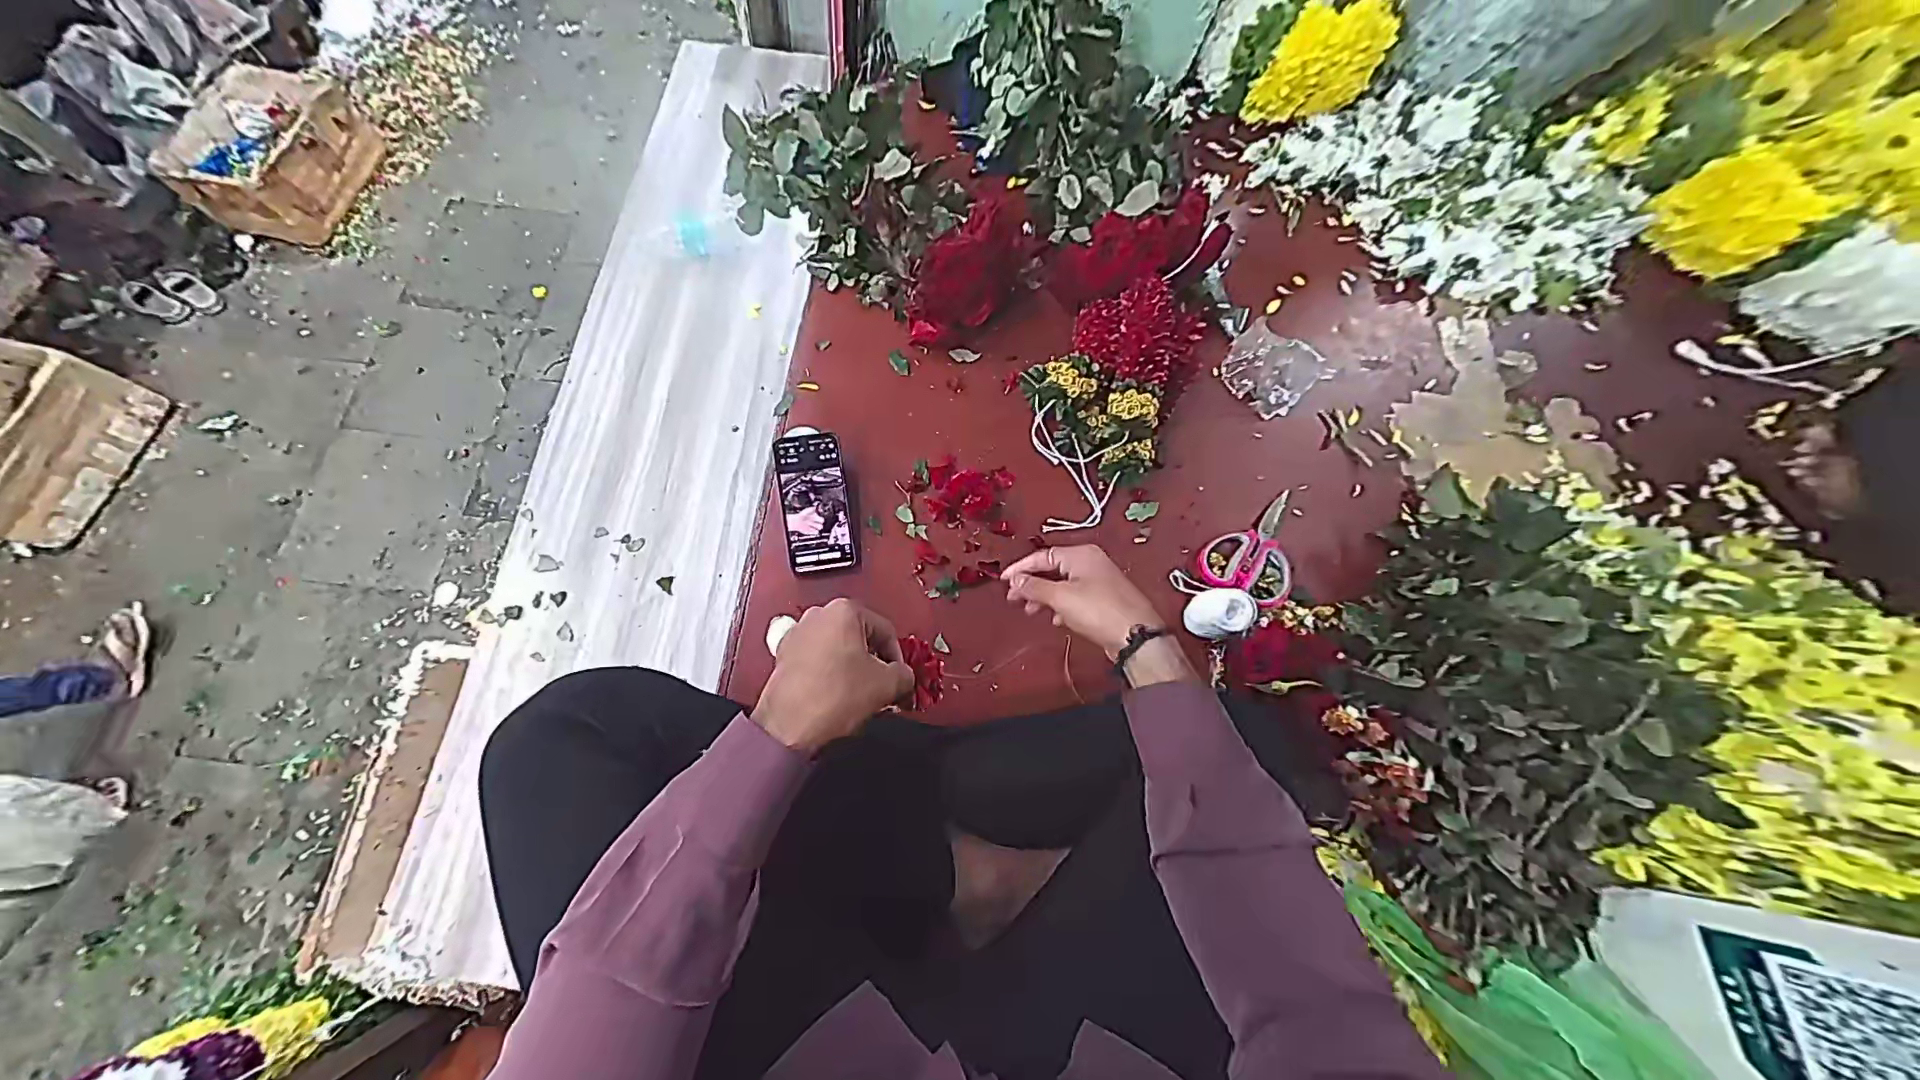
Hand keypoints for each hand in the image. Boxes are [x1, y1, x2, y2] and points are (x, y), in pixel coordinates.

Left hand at [753, 599, 913, 753]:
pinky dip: (829, 674)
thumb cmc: (835, 696)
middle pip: (860, 638)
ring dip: (852, 670)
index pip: (885, 631)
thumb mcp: (887, 685)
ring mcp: (797, 634)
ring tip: (858, 696)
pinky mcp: (783, 655)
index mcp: (844, 610)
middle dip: (874, 663)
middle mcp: (818, 615)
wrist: (788, 726)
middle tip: (882, 688)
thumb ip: (905, 674)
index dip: (898, 659)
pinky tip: (834, 697)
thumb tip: (903, 677)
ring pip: (838, 649)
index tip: (899, 678)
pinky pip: (817, 660)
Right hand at [1000, 545, 1167, 659]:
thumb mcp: (1060, 597)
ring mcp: (1098, 581)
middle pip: (1052, 569)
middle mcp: (1090, 563)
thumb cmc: (1099, 611)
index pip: (1042, 556)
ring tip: (1031, 610)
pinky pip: (1074, 597)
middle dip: (1031, 584)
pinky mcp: (1103, 599)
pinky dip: (1061, 605)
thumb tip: (1015, 580)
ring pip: (1062, 584)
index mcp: (1080, 554)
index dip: (1020, 568)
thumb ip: (1034, 587)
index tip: (1004, 580)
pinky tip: (1055, 618)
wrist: (1135, 635)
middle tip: (1014, 599)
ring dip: (1044, 597)